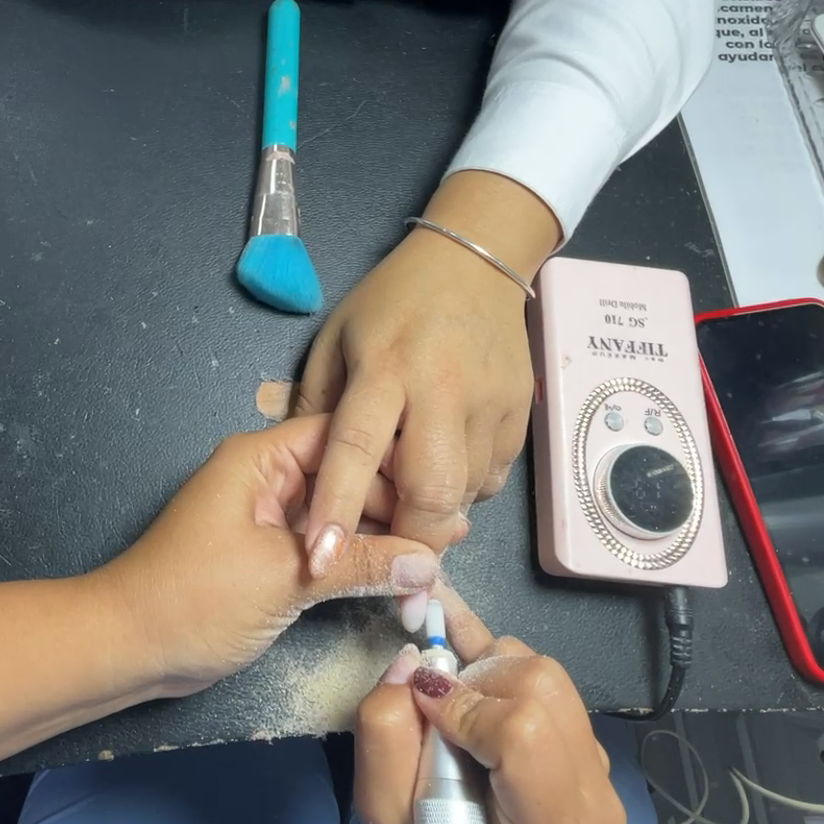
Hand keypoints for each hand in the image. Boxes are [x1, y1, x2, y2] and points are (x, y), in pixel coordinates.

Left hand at [93, 416, 441, 695]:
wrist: (131, 647)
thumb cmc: (197, 596)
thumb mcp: (284, 576)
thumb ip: (360, 564)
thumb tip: (429, 564)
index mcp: (262, 458)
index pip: (341, 437)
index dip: (392, 459)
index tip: (441, 487)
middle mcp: (270, 477)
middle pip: (346, 479)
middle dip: (394, 509)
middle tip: (450, 541)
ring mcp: (271, 518)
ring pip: (340, 517)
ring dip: (380, 540)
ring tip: (436, 566)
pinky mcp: (273, 554)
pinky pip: (325, 547)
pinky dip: (356, 562)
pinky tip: (398, 579)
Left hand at [297, 173, 551, 609]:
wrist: (476, 265)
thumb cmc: (390, 304)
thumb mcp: (335, 341)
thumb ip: (317, 406)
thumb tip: (302, 477)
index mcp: (383, 368)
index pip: (356, 447)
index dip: (337, 507)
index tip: (320, 558)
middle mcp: (441, 389)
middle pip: (428, 488)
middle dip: (405, 534)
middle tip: (386, 548)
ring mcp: (490, 404)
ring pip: (465, 494)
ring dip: (434, 514)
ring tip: (410, 498)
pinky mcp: (522, 416)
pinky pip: (491, 480)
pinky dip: (464, 492)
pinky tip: (444, 465)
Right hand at [355, 588, 624, 823]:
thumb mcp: (385, 812)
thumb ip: (385, 733)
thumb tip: (413, 663)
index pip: (522, 732)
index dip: (464, 702)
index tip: (423, 701)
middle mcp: (590, 795)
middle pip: (538, 685)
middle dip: (474, 677)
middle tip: (438, 699)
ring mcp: (599, 768)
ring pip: (544, 673)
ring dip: (487, 670)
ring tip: (457, 699)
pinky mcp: (590, 744)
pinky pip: (549, 680)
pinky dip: (501, 667)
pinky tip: (469, 666)